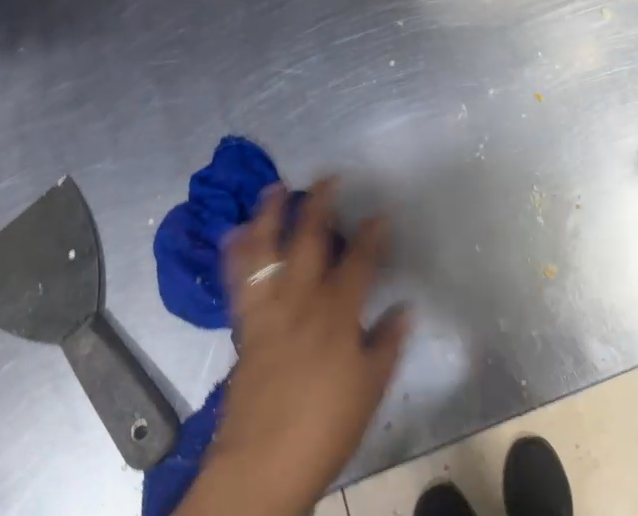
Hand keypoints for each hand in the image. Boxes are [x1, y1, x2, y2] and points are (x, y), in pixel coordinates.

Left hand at [189, 179, 407, 515]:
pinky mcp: (244, 326)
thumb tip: (405, 309)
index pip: (359, 262)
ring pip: (267, 253)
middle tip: (326, 176)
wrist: (264, 461)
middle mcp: (301, 302)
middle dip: (319, 205)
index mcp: (337, 315)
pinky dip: (235, 255)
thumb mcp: (370, 388)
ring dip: (268, 216)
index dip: (371, 234)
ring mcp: (268, 311)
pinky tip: (232, 234)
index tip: (380, 212)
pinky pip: (238, 282)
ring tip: (272, 187)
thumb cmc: (325, 426)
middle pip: (309, 242)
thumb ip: (386, 343)